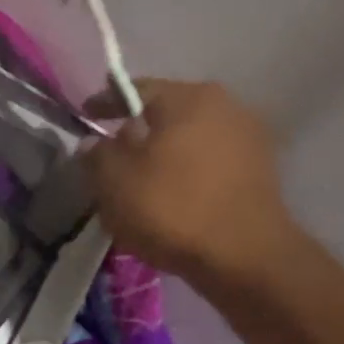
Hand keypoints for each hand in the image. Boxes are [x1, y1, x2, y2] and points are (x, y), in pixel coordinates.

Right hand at [82, 79, 298, 286]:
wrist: (242, 254)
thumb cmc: (170, 209)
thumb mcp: (114, 182)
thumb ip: (97, 155)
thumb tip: (94, 142)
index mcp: (188, 98)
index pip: (136, 89)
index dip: (105, 102)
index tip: (85, 115)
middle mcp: (225, 105)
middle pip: (167, 112)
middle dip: (137, 130)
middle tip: (111, 154)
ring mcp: (248, 136)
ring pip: (189, 137)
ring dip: (163, 153)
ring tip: (140, 179)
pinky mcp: (258, 169)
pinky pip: (208, 161)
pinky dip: (185, 171)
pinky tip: (171, 195)